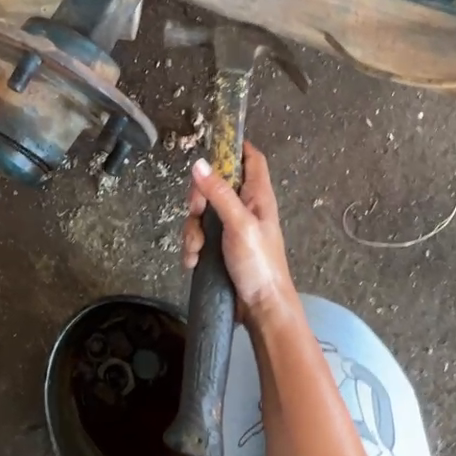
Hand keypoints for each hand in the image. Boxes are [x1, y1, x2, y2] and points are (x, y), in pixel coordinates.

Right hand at [184, 143, 296, 326]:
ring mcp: (231, 228)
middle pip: (215, 184)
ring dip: (193, 231)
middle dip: (199, 197)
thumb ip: (219, 194)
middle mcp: (245, 208)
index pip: (251, 159)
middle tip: (197, 211)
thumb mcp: (239, 225)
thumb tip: (199, 163)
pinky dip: (193, 247)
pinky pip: (199, 237)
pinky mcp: (220, 248)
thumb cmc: (260, 264)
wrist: (262, 310)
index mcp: (258, 196)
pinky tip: (194, 261)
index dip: (235, 146)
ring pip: (202, 213)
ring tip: (197, 250)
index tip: (212, 144)